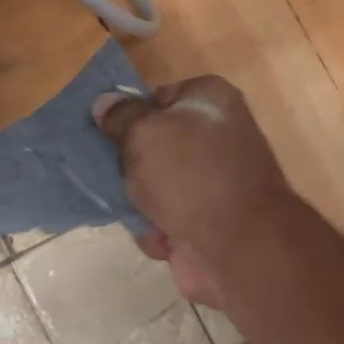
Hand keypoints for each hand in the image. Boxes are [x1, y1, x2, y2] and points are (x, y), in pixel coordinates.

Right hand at [94, 76, 296, 309]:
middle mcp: (214, 136)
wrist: (238, 246)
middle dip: (129, 167)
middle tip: (114, 177)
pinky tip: (161, 238)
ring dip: (138, 203)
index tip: (107, 135)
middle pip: (152, 146)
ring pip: (152, 186)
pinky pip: (164, 219)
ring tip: (138, 213)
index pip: (157, 98)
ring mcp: (211, 182)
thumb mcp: (144, 134)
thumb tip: (105, 102)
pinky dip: (156, 230)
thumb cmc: (190, 176)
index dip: (130, 117)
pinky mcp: (205, 220)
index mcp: (209, 100)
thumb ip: (120, 117)